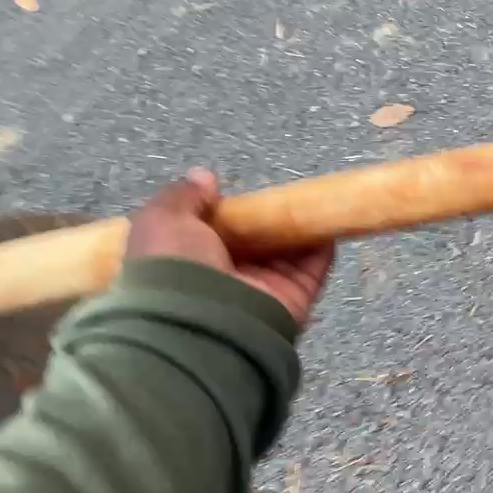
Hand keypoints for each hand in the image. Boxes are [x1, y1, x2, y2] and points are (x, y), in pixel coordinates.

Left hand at [126, 168, 335, 324]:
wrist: (201, 315)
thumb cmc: (174, 265)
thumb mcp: (162, 219)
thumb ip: (183, 196)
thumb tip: (204, 176)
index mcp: (189, 260)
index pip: (214, 235)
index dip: (226, 214)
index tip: (236, 197)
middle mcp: (228, 277)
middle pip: (256, 244)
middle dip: (267, 222)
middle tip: (280, 199)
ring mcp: (264, 289)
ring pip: (288, 254)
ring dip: (300, 231)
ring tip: (314, 203)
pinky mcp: (295, 296)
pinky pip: (314, 269)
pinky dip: (323, 248)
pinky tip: (329, 224)